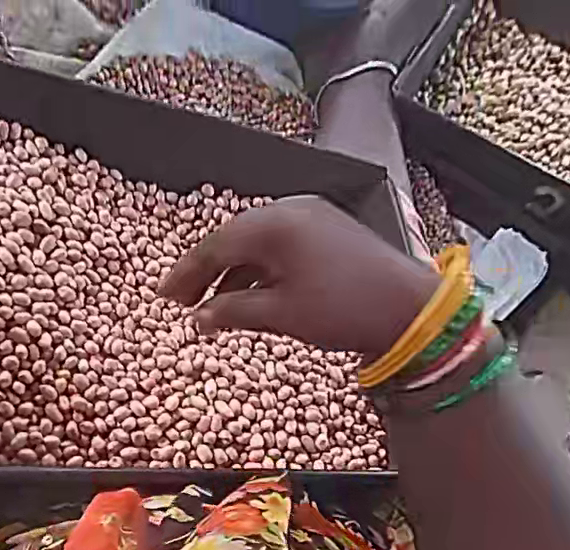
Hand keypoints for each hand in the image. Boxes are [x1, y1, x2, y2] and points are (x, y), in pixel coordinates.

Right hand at [158, 196, 436, 356]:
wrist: (407, 309)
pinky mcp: (325, 232)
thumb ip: (232, 311)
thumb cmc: (340, 310)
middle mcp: (290, 211)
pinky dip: (255, 272)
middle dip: (203, 272)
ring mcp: (311, 218)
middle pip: (232, 240)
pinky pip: (277, 248)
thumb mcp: (279, 314)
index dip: (185, 273)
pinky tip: (243, 296)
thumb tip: (199, 318)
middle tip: (180, 302)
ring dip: (228, 274)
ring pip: (254, 244)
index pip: (214, 246)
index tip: (162, 297)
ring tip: (207, 305)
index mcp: (274, 225)